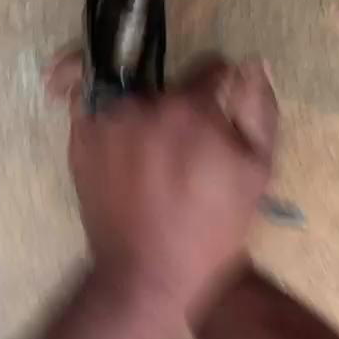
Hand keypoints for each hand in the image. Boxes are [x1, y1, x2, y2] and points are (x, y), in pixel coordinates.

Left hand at [48, 54, 279, 321]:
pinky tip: (100, 119)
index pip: (211, 68)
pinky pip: (88, 101)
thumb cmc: (210, 230)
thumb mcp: (256, 173)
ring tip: (151, 152)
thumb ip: (259, 110)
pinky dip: (96, 102)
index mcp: (190, 107)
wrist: (145, 275)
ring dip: (145, 110)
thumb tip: (252, 63)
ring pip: (132, 92)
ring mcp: (105, 119)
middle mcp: (143, 103)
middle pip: (170, 83)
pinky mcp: (79, 137)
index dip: (223, 88)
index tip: (222, 112)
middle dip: (183, 104)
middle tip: (187, 145)